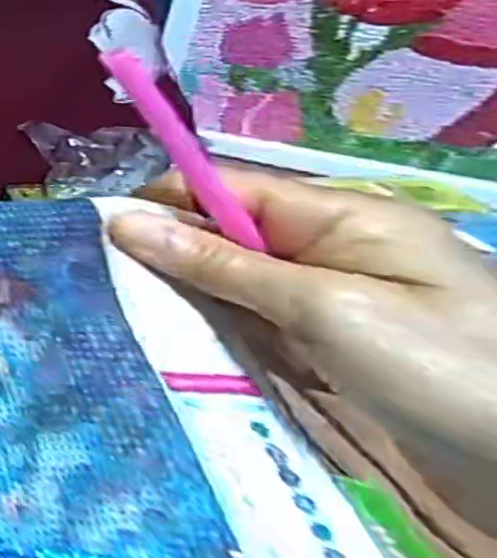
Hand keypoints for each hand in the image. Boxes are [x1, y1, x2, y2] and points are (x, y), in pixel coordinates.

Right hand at [109, 167, 496, 461]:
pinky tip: (211, 352)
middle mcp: (328, 245)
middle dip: (172, 260)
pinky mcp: (333, 339)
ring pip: (228, 280)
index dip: (158, 205)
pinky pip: (254, 319)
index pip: (215, 187)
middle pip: (216, 233)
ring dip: (197, 302)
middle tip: (126, 292)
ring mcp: (333, 294)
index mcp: (336, 215)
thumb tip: (119, 221)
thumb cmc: (451, 370)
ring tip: (163, 327)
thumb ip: (216, 263)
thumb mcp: (323, 310)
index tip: (105, 241)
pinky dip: (228, 332)